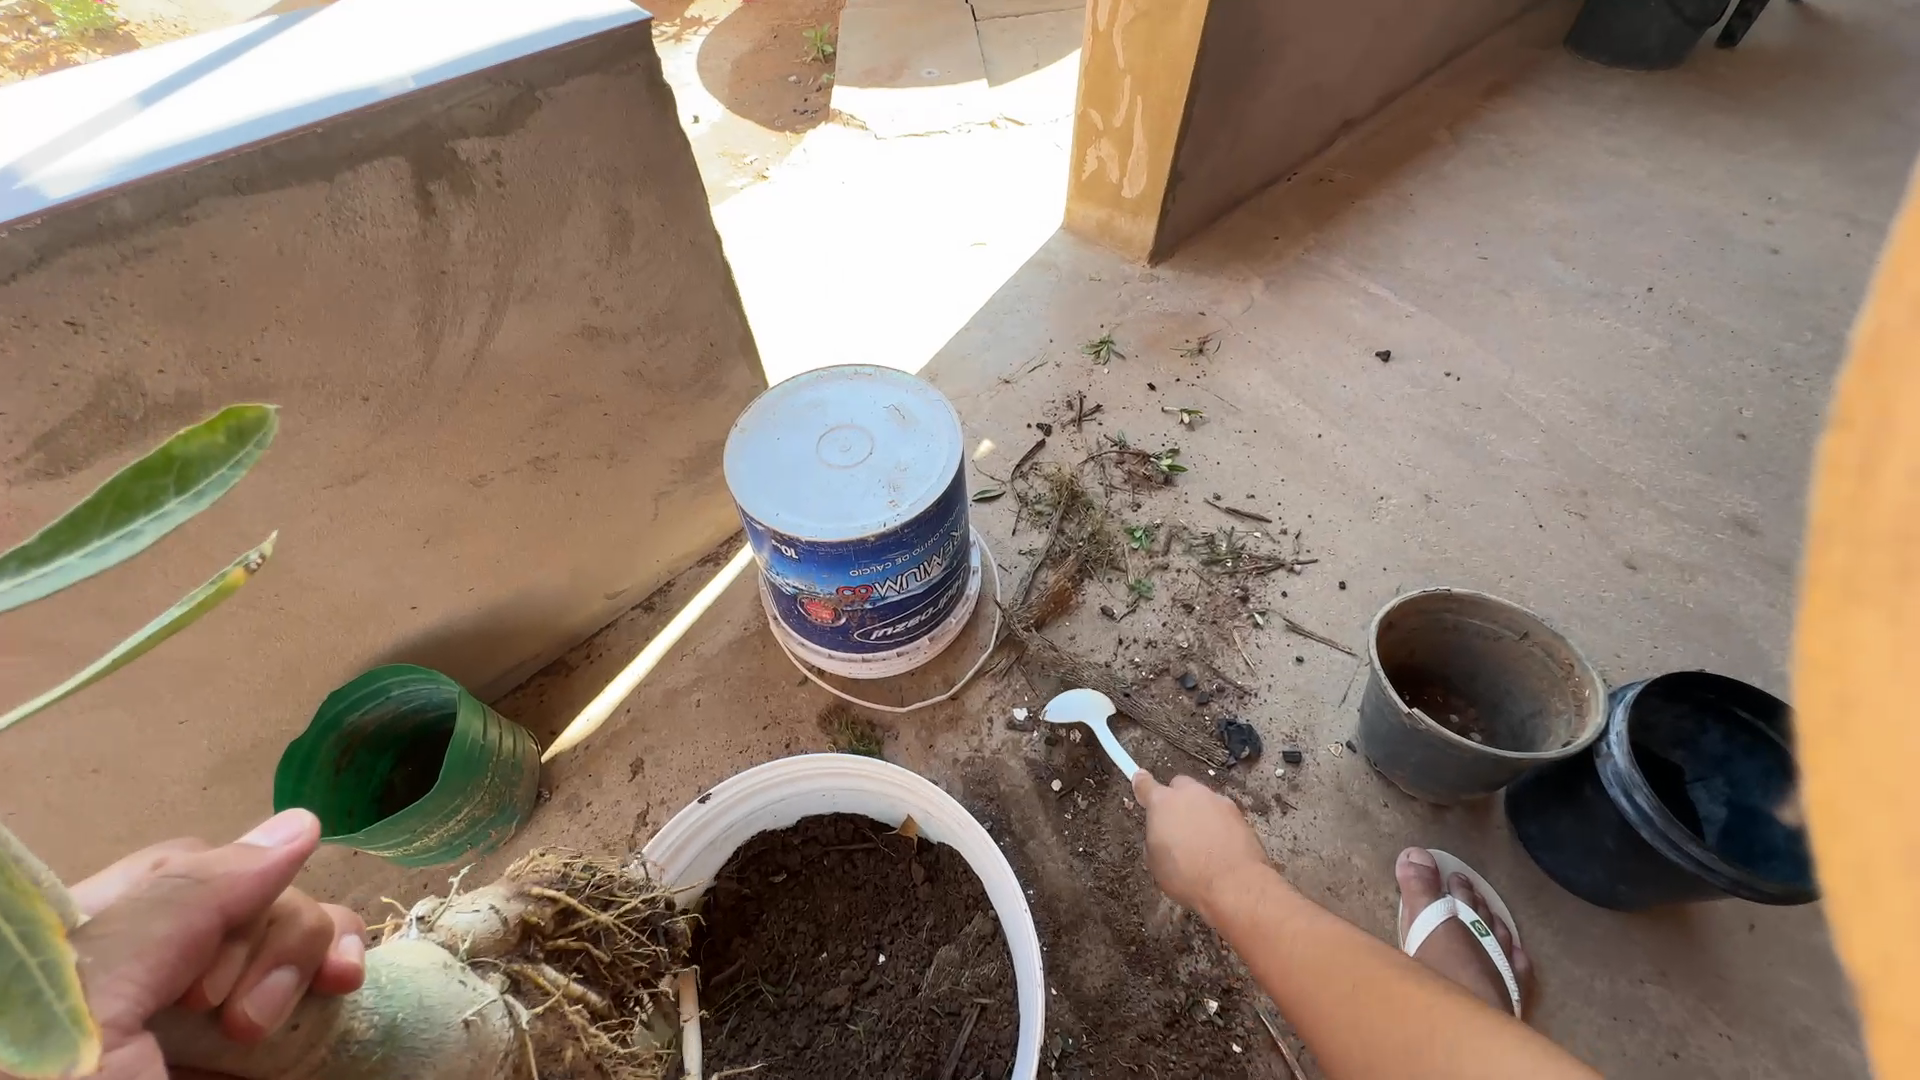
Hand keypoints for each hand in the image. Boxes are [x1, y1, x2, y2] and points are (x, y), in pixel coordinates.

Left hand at [67, 810, 366, 1078]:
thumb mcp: (84, 1020)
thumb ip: (178, 908)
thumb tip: (299, 825)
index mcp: (77, 952)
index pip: (171, 867)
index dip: (212, 896)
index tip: (199, 984)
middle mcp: (142, 969)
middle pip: (243, 890)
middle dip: (264, 939)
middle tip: (236, 1020)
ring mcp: (199, 1003)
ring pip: (287, 918)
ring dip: (306, 953)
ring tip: (269, 1028)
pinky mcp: (248, 1031)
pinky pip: (313, 961)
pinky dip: (337, 961)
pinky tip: (346, 984)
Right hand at [1132, 772, 1274, 917]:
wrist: (1235, 885)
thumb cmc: (1188, 876)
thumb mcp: (1155, 863)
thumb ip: (1153, 838)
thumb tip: (1161, 833)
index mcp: (1162, 803)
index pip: (1145, 783)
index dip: (1141, 783)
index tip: (1140, 781)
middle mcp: (1190, 794)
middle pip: (1179, 786)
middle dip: (1177, 800)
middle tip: (1178, 825)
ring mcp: (1217, 801)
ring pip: (1203, 799)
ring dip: (1200, 813)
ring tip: (1204, 842)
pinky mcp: (1239, 814)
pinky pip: (1223, 814)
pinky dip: (1220, 825)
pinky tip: (1222, 848)